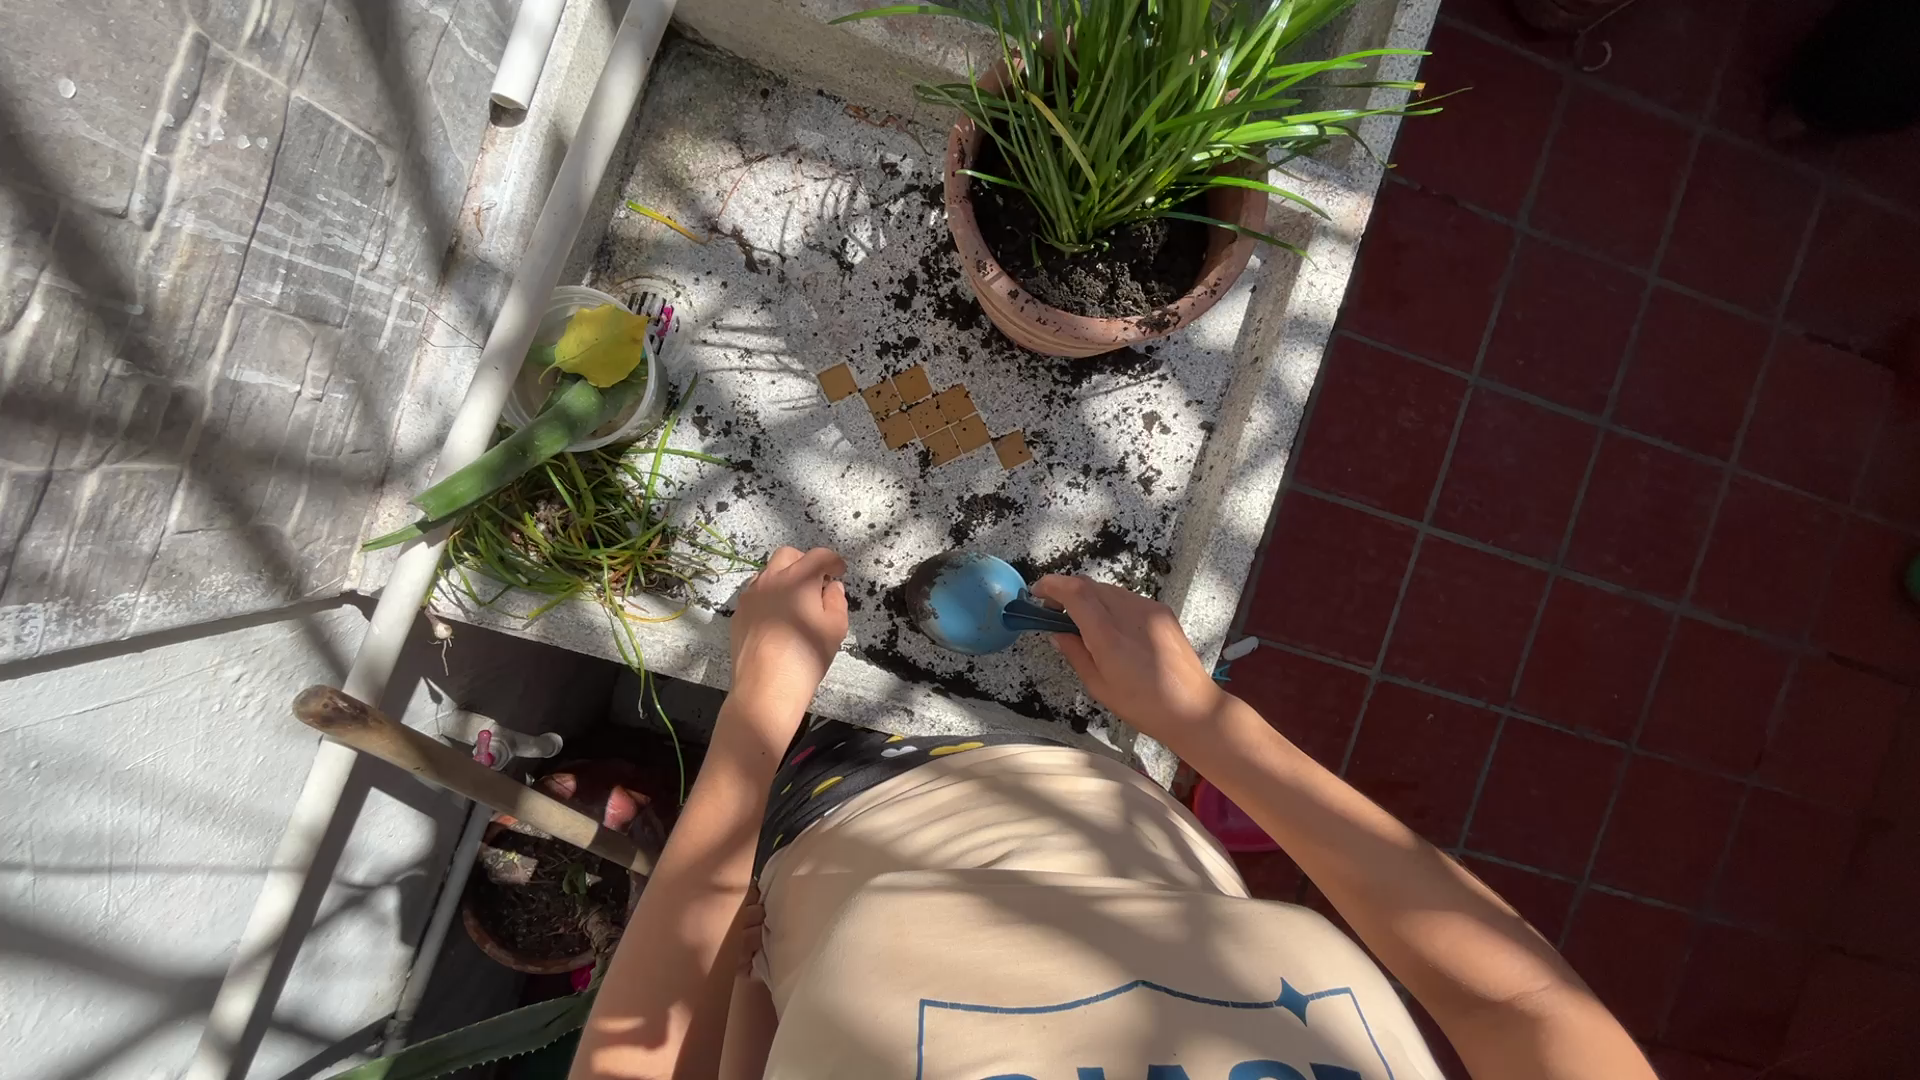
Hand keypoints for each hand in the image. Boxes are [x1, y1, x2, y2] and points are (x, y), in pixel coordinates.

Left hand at [727, 546, 847, 734]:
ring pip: (769, 572)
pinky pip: (756, 592)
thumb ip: (837, 600)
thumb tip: (831, 587)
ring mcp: (750, 596)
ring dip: (786, 577)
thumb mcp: (835, 628)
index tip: (840, 572)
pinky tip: (779, 618)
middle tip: (818, 583)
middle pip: (788, 555)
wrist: (765, 689)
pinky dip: (771, 594)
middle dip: (806, 562)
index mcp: (798, 580)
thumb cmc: (806, 657)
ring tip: (797, 602)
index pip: (819, 556)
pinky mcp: (739, 613)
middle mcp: (771, 580)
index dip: (834, 561)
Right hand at [1029, 575, 1228, 752]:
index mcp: (1109, 636)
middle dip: (1066, 590)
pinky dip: (1110, 603)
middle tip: (1053, 608)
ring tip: (1080, 618)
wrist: (1192, 707)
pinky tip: (1109, 624)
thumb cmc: (1143, 705)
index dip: (1052, 585)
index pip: (1075, 592)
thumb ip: (1075, 653)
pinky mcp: (1162, 611)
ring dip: (1088, 596)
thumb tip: (1057, 633)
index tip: (1037, 592)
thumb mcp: (1099, 685)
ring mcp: (1149, 609)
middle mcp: (1129, 614)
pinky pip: (1127, 597)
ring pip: (1108, 589)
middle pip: (1089, 585)